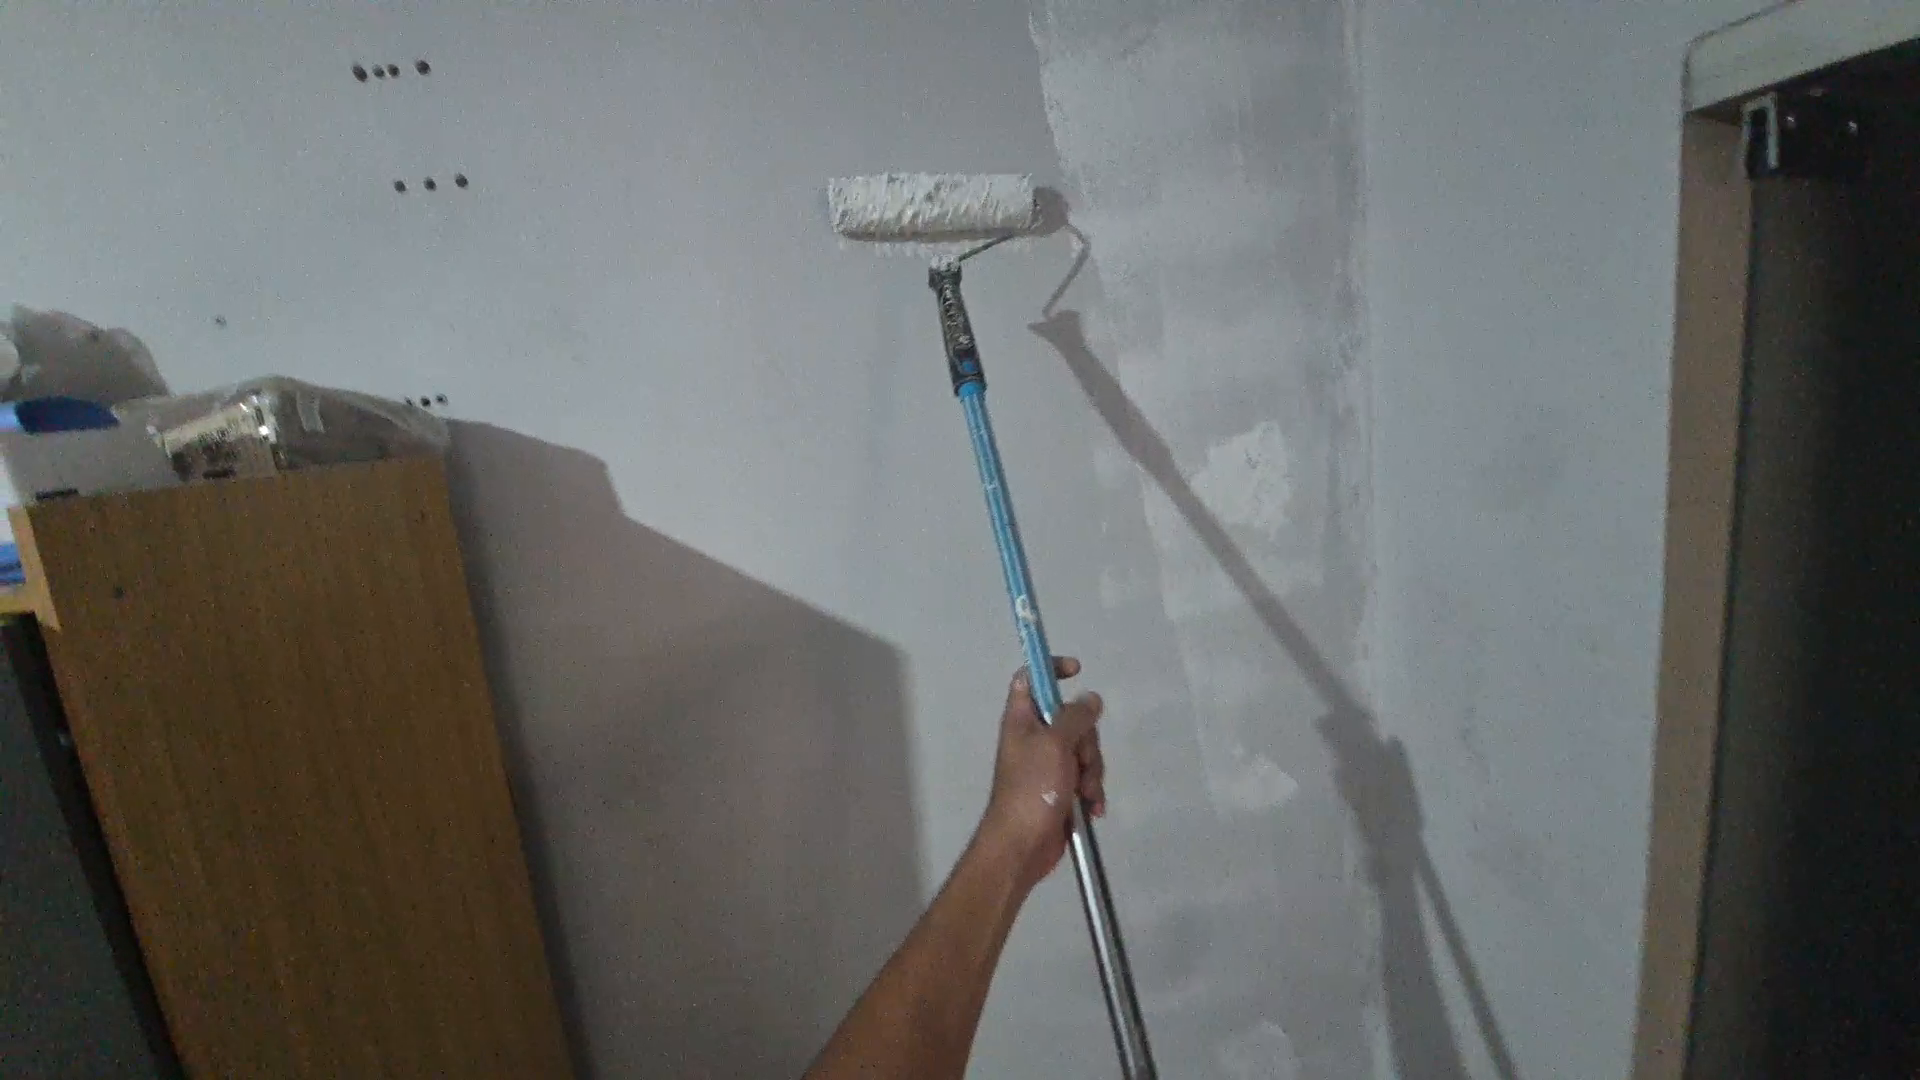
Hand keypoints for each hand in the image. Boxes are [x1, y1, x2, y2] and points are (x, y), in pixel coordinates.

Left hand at [974, 657, 1105, 893]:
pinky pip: (1085, 776)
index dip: (1050, 668)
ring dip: (1091, 771)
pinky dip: (1091, 790)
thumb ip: (1075, 717)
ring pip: (1084, 749)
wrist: (1022, 846)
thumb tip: (1091, 698)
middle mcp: (1034, 736)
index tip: (1076, 671)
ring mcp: (1048, 763)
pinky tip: (1092, 808)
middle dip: (1086, 741)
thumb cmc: (1032, 789)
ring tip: (1084, 793)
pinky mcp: (1060, 787)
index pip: (1030, 677)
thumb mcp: (1055, 745)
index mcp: (1021, 719)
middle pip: (1071, 717)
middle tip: (1079, 761)